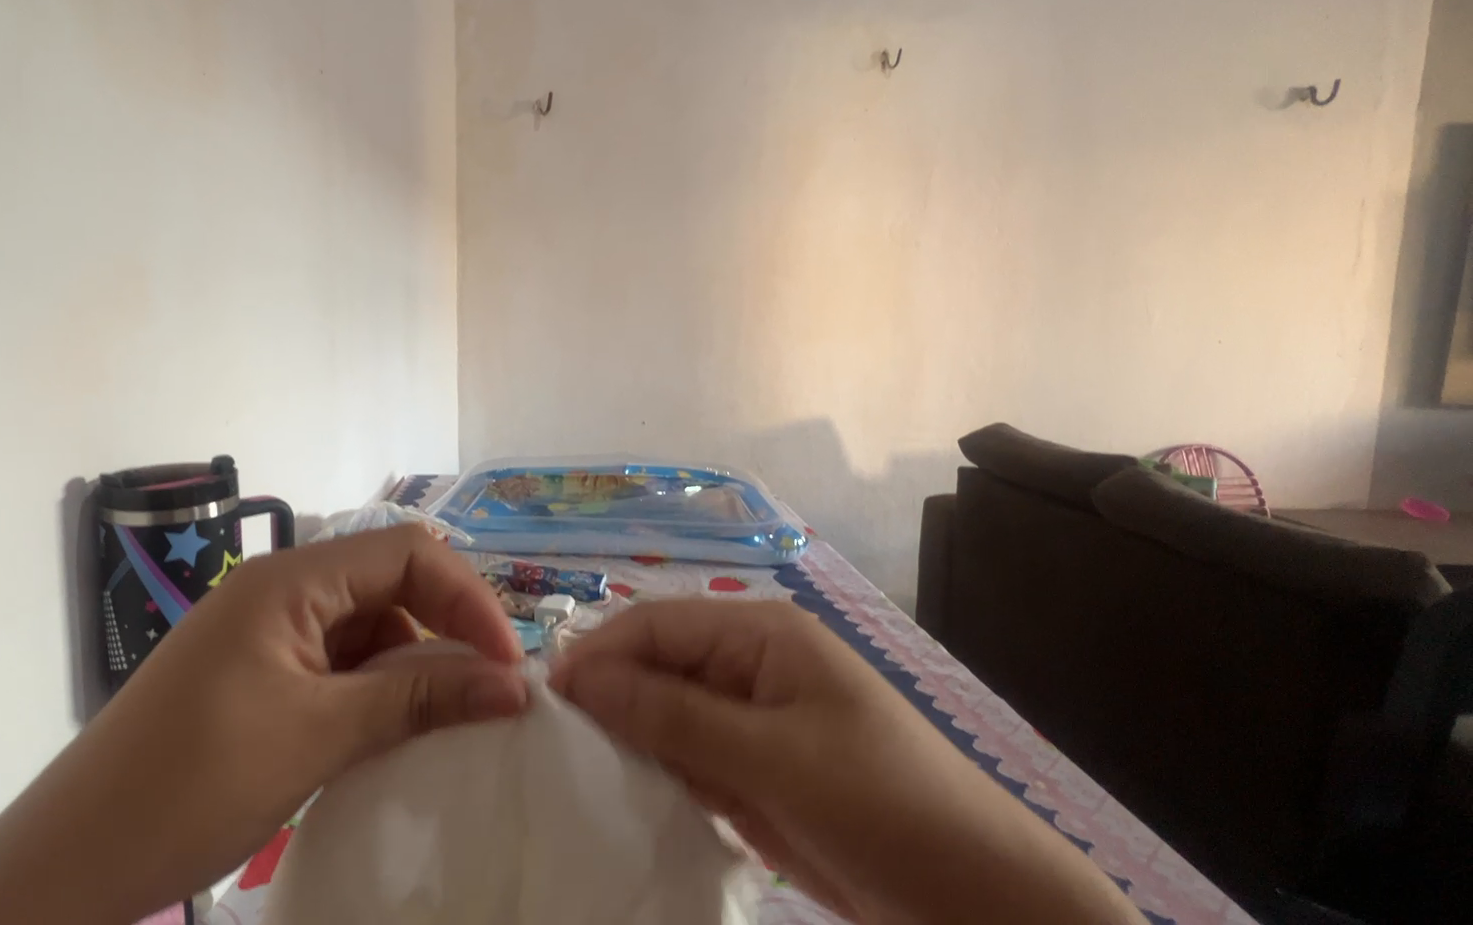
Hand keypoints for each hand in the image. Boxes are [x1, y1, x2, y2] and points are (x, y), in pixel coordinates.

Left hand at [0, 525, 526, 924]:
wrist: (68, 865)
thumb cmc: (193, 785)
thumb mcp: (320, 736)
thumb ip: (421, 699)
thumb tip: (516, 685)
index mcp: (289, 580)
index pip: (406, 552)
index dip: (466, 598)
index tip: (506, 666)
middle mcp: (279, 591)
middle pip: (389, 583)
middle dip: (446, 630)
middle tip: (490, 694)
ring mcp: (265, 634)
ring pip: (367, 627)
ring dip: (413, 665)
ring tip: (446, 721)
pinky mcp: (257, 675)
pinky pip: (338, 663)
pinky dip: (376, 690)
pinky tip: (393, 731)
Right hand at [551, 600, 1143, 924]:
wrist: (975, 898)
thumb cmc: (880, 802)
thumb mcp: (772, 754)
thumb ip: (673, 714)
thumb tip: (578, 676)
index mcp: (761, 634)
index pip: (658, 624)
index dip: (600, 652)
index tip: (545, 698)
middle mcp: (750, 665)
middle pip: (657, 666)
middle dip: (608, 697)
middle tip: (551, 743)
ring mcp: (751, 721)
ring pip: (665, 714)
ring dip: (626, 739)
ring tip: (573, 771)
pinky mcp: (753, 771)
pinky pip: (687, 758)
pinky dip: (656, 774)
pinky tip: (622, 796)